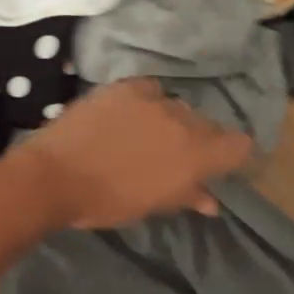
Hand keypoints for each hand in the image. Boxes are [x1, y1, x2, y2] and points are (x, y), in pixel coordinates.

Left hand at [14, 78, 253, 229]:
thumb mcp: (149, 206)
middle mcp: (184, 122)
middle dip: (196, 141)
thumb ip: (185, 197)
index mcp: (196, 156)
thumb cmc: (104, 202)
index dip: (230, 156)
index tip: (213, 167)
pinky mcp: (125, 87)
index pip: (240, 146)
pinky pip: (150, 90)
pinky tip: (127, 115)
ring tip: (141, 138)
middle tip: (168, 158)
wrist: (54, 176)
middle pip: (207, 125)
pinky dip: (145, 102)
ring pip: (177, 107)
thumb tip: (211, 201)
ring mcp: (154, 101)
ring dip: (169, 122)